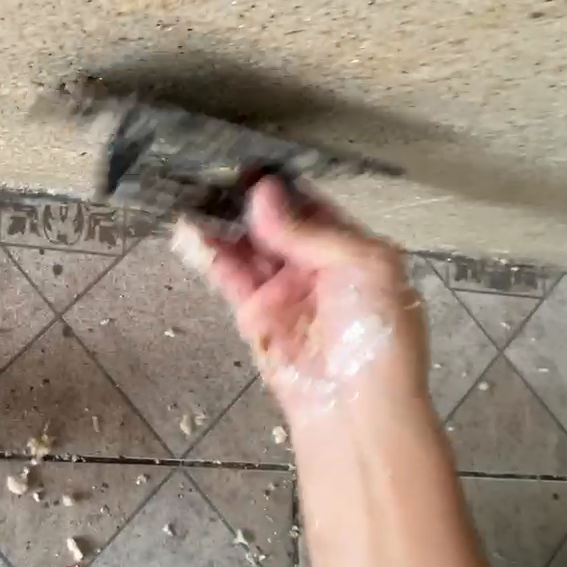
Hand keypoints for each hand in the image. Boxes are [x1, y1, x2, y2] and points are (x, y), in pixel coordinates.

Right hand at [175, 177, 427, 424]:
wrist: (352, 404)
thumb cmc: (375, 331)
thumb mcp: (363, 267)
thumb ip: (309, 231)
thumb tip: (262, 193)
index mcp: (351, 250)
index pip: (312, 207)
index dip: (281, 186)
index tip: (248, 162)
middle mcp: (314, 264)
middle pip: (273, 223)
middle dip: (245, 201)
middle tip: (212, 173)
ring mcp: (281, 287)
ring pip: (246, 245)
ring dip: (221, 222)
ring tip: (194, 193)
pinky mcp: (251, 309)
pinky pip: (227, 273)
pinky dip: (209, 252)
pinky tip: (192, 229)